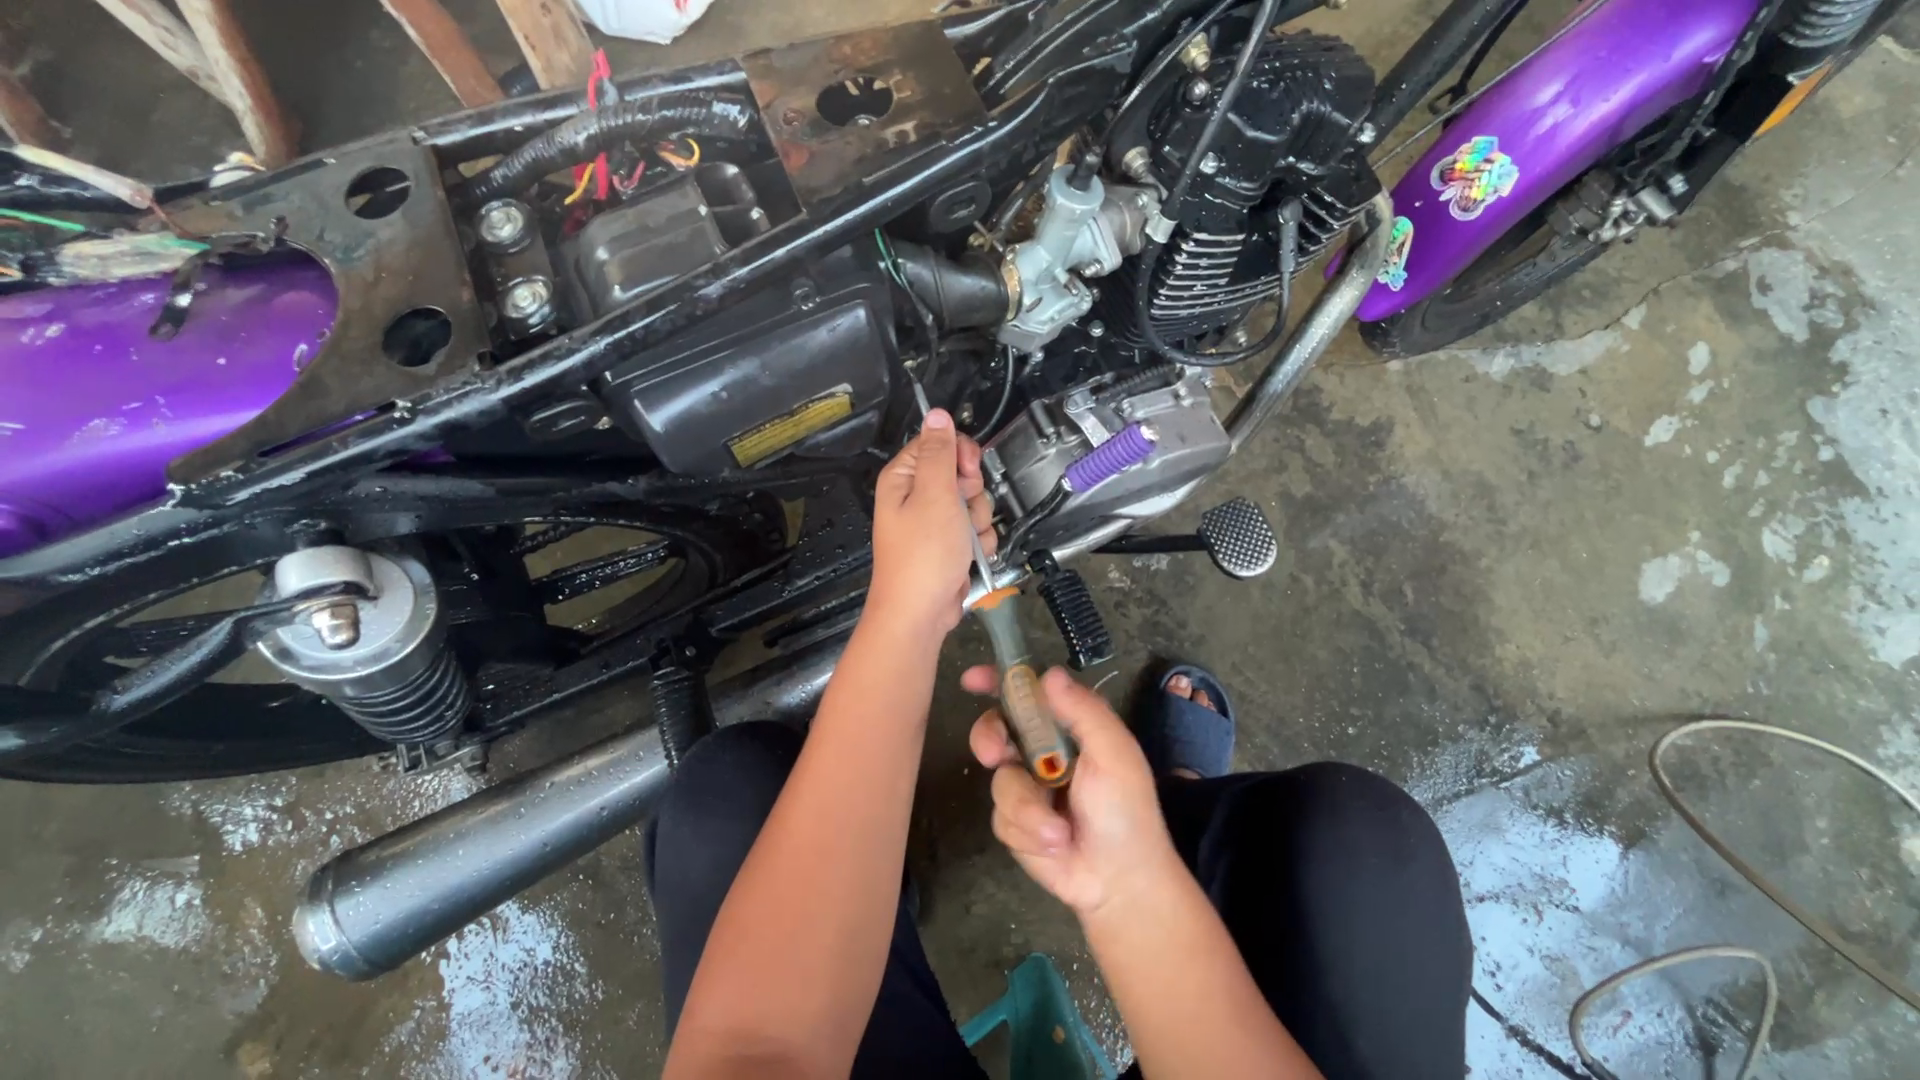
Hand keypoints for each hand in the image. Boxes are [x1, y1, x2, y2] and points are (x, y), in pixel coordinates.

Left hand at [868, 408, 996, 640]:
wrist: (920, 612)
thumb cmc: (923, 554)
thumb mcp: (934, 495)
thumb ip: (939, 453)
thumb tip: (937, 413)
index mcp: (904, 478)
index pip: (940, 444)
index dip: (961, 456)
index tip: (968, 475)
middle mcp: (916, 496)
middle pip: (962, 474)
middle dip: (973, 493)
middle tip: (963, 511)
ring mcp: (934, 522)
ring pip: (974, 503)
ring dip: (979, 521)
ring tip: (966, 540)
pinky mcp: (948, 544)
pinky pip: (976, 530)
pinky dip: (979, 543)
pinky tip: (972, 556)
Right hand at [965, 666, 1182, 917]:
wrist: (1118, 881)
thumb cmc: (1125, 810)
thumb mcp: (1114, 753)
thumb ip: (1083, 711)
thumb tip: (1049, 673)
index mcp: (1068, 728)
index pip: (1028, 694)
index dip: (998, 681)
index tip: (972, 680)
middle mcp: (1042, 752)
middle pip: (995, 730)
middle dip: (990, 740)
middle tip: (996, 756)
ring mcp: (1026, 788)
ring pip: (1000, 782)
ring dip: (1028, 809)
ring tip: (1059, 832)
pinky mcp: (1014, 822)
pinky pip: (1001, 817)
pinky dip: (1027, 831)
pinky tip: (1053, 845)